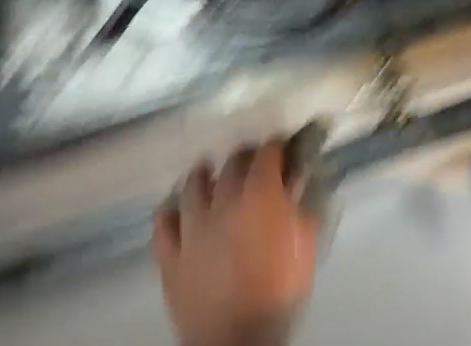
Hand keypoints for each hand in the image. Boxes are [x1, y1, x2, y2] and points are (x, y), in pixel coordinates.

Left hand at [154, 139, 323, 345]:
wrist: (238, 339)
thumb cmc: (281, 289)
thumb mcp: (307, 242)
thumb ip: (305, 205)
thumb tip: (305, 180)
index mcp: (260, 196)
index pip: (267, 153)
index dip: (278, 145)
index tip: (285, 145)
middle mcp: (223, 202)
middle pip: (231, 164)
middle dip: (245, 156)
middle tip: (255, 159)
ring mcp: (191, 228)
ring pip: (192, 187)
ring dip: (204, 174)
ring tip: (210, 171)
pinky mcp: (169, 255)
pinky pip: (163, 223)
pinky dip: (170, 210)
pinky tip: (177, 208)